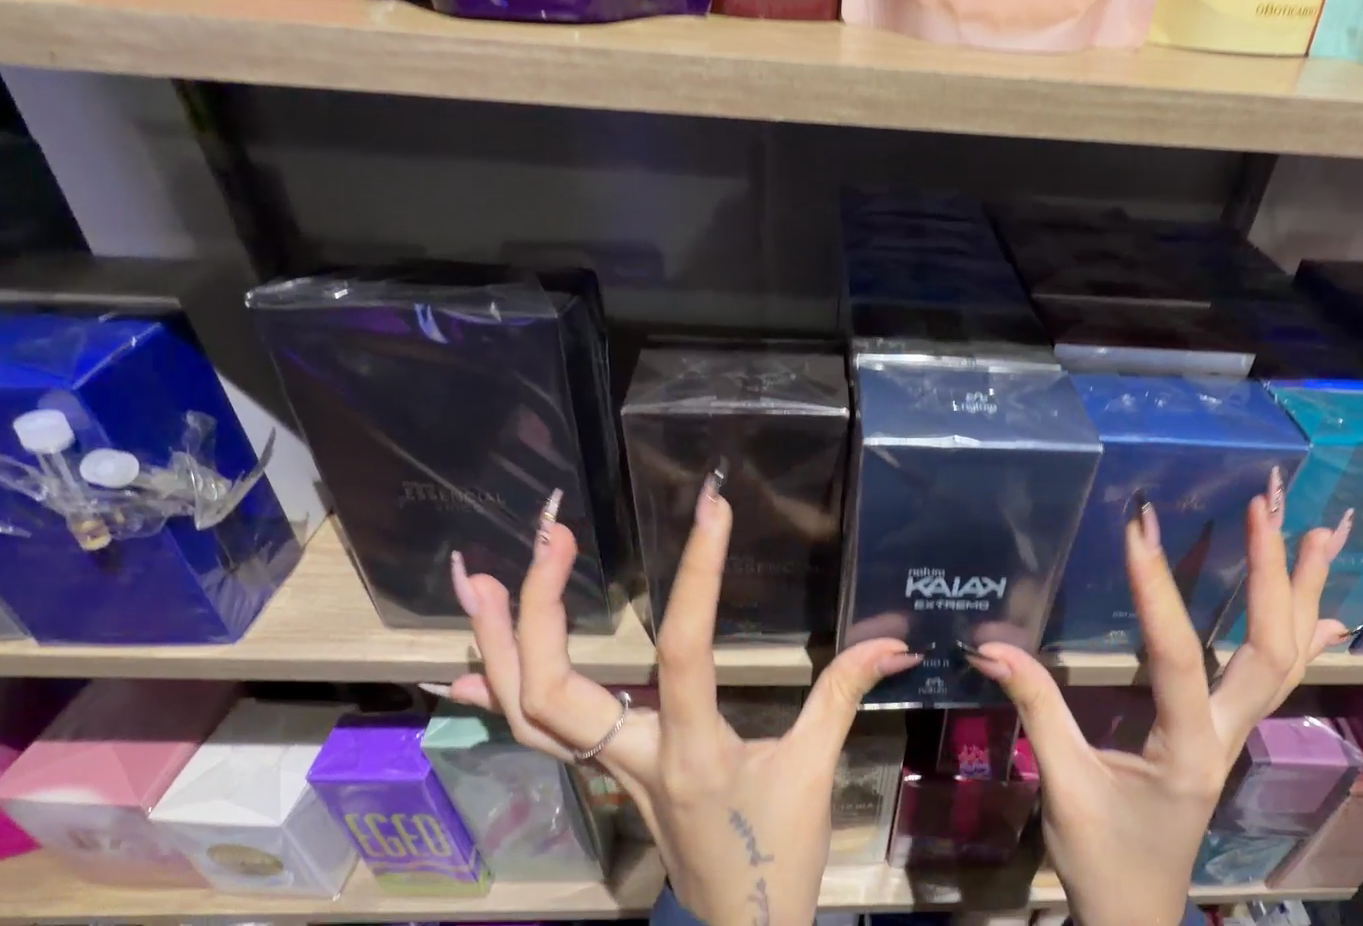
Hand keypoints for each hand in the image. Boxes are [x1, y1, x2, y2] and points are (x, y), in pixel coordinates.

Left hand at [442, 482, 922, 923]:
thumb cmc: (779, 853)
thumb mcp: (817, 770)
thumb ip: (845, 694)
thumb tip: (897, 641)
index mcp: (692, 752)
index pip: (683, 651)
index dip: (699, 575)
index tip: (714, 508)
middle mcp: (631, 758)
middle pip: (552, 688)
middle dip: (540, 607)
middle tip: (553, 534)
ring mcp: (603, 771)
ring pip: (523, 711)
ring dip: (494, 642)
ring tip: (478, 574)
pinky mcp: (599, 774)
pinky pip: (531, 733)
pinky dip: (492, 693)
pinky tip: (465, 661)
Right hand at [966, 475, 1351, 925]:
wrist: (1138, 915)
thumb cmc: (1101, 857)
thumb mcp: (1064, 785)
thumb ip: (1036, 709)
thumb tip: (991, 646)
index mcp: (1185, 748)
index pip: (1176, 656)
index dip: (1156, 590)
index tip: (1141, 526)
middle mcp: (1225, 734)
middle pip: (1270, 649)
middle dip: (1270, 573)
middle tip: (1267, 506)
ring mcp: (1235, 734)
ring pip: (1287, 657)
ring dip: (1304, 591)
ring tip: (1322, 531)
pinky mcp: (1227, 734)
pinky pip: (1279, 677)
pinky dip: (1306, 636)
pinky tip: (1328, 610)